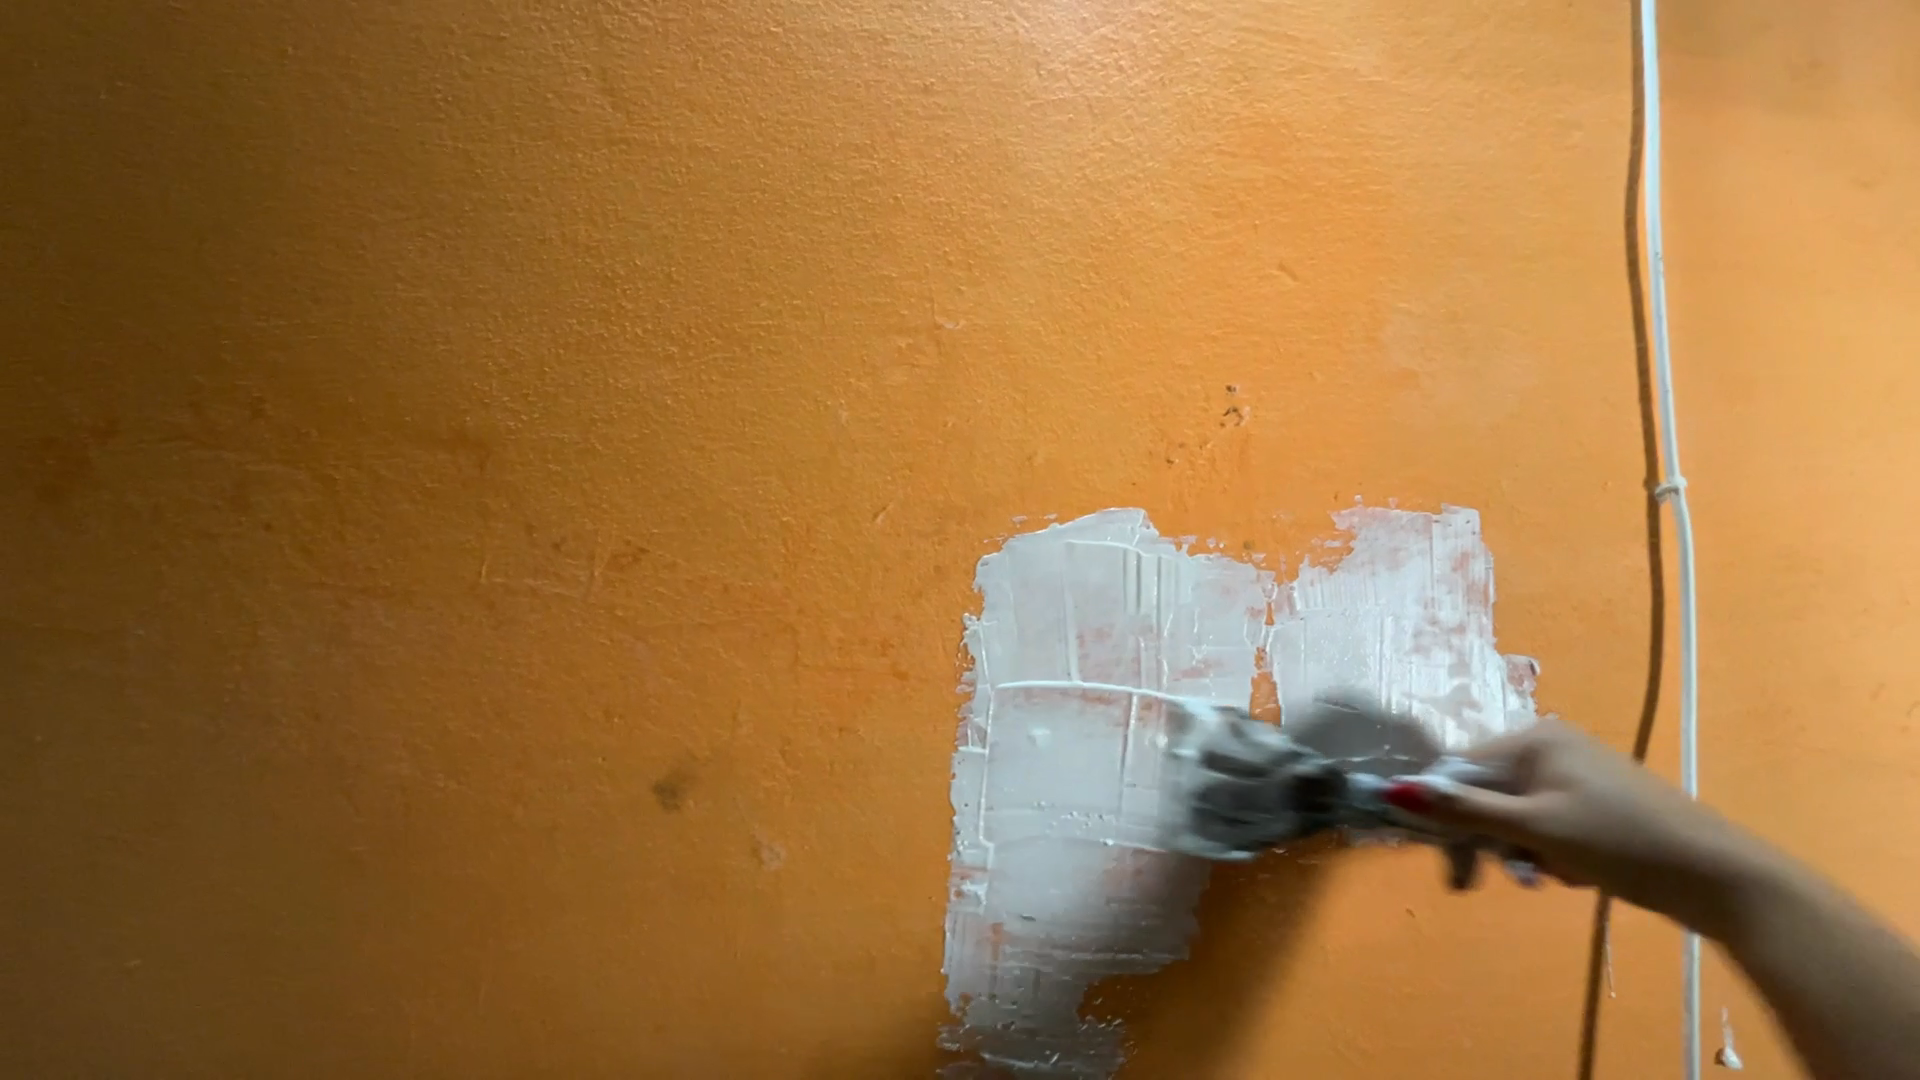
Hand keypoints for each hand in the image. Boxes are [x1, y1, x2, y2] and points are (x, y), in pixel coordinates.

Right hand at [1385, 718, 1772, 936]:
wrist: (1727, 881)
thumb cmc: (1622, 842)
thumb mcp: (1535, 828)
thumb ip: (1462, 809)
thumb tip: (1392, 791)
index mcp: (1533, 738)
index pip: (1459, 768)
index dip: (1442, 812)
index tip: (1445, 862)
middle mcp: (1550, 744)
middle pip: (1485, 790)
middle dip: (1485, 836)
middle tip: (1481, 882)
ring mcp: (1576, 771)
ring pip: (1514, 810)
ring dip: (1517, 847)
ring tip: (1543, 877)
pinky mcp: (1596, 800)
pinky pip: (1545, 818)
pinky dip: (1545, 847)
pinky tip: (1569, 871)